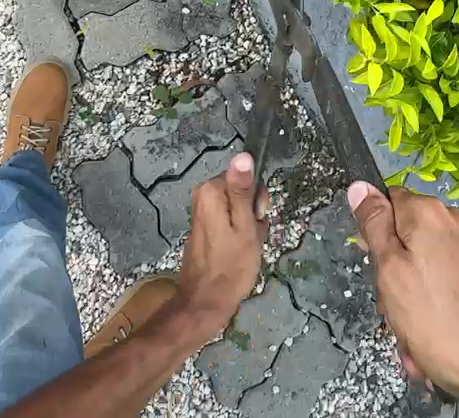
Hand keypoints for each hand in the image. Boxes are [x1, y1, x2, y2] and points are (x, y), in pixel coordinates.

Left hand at [166, 152, 268, 337]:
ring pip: (238, 208)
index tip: (257, 221)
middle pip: (242, 192)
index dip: (256, 201)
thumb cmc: (230, 267)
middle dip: (253, 214)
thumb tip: (243, 155)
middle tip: (252, 238)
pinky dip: (239, 235)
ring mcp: (202, 210)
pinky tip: (239, 252)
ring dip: (248, 227)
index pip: (246, 178)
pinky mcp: (204, 225)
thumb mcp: (245, 228)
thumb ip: (243, 191)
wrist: (205, 302)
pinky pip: (230, 221)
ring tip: (246, 248)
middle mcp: (203, 194)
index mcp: (212, 190)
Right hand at [349, 182, 458, 417]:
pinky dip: (436, 319)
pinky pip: (446, 294)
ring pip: (423, 274)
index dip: (373, 236)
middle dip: (393, 282)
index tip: (375, 268)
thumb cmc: (443, 321)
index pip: (384, 203)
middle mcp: (453, 224)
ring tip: (415, 345)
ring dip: (411, 309)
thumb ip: (373, 225)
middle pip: (404, 243)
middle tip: (394, 314)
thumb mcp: (390, 270)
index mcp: (426, 212)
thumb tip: (360, 186)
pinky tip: (434, 351)